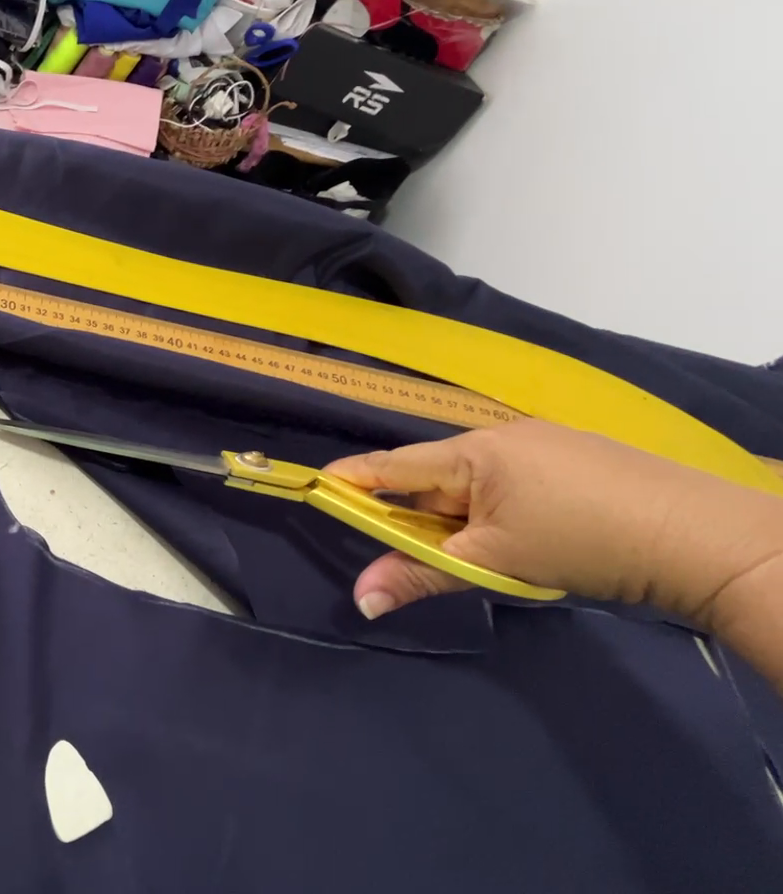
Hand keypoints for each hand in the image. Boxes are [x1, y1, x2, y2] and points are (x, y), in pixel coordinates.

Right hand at [325, 420, 782, 622]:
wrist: (719, 544)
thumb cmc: (587, 543)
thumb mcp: (495, 563)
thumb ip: (420, 575)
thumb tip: (360, 601)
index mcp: (474, 452)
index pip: (392, 465)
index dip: (353, 479)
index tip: (318, 489)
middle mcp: (504, 437)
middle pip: (436, 477)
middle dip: (423, 516)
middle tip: (429, 554)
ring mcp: (549, 444)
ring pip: (478, 483)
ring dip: (467, 517)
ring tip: (496, 554)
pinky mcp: (585, 459)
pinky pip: (517, 481)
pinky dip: (504, 510)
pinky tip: (536, 537)